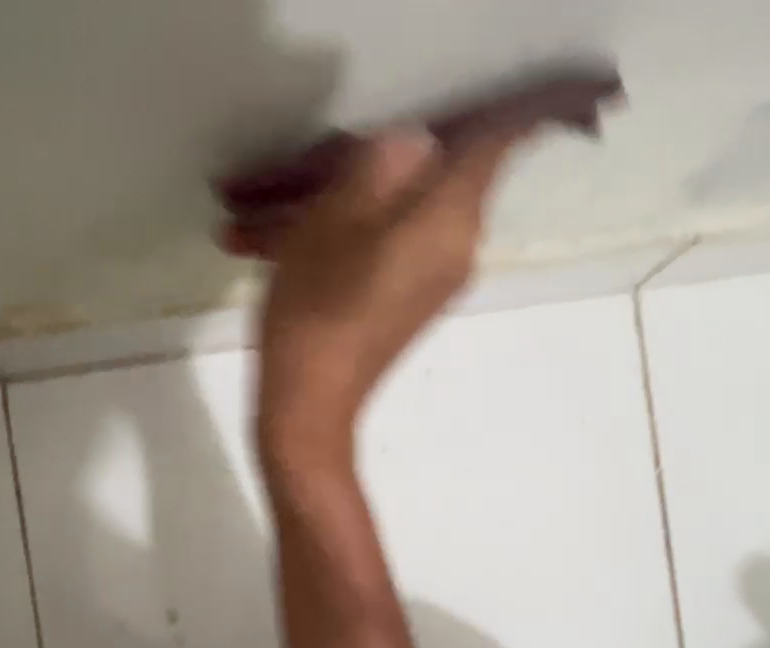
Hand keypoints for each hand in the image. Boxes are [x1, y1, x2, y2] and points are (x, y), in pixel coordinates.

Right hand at [252, 127, 525, 460]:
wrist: (310, 407)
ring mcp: (436, 283)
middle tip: (321, 171)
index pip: (491, 144)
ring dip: (348, 211)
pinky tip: (292, 254)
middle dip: (379, 169)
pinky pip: (388, 254)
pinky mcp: (409, 307)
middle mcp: (461, 248)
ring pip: (401, 220)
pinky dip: (348, 244)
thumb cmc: (317, 308)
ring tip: (278, 222)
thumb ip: (379, 168)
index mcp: (451, 218)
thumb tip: (416, 144)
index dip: (477, 118)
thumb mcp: (332, 222)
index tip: (437, 121)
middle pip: (437, 182)